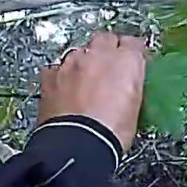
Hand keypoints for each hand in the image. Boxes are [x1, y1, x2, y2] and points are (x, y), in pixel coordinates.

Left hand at [38, 32, 147, 151]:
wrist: (78, 146)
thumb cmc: (109, 133)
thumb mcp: (134, 109)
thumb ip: (131, 86)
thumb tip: (127, 85)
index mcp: (126, 61)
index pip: (133, 44)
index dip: (131, 53)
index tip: (130, 61)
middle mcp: (99, 54)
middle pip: (104, 39)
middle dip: (106, 50)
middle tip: (106, 69)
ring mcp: (72, 63)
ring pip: (79, 52)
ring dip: (82, 64)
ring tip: (82, 84)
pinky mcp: (51, 75)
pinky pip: (55, 69)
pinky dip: (59, 76)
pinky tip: (62, 90)